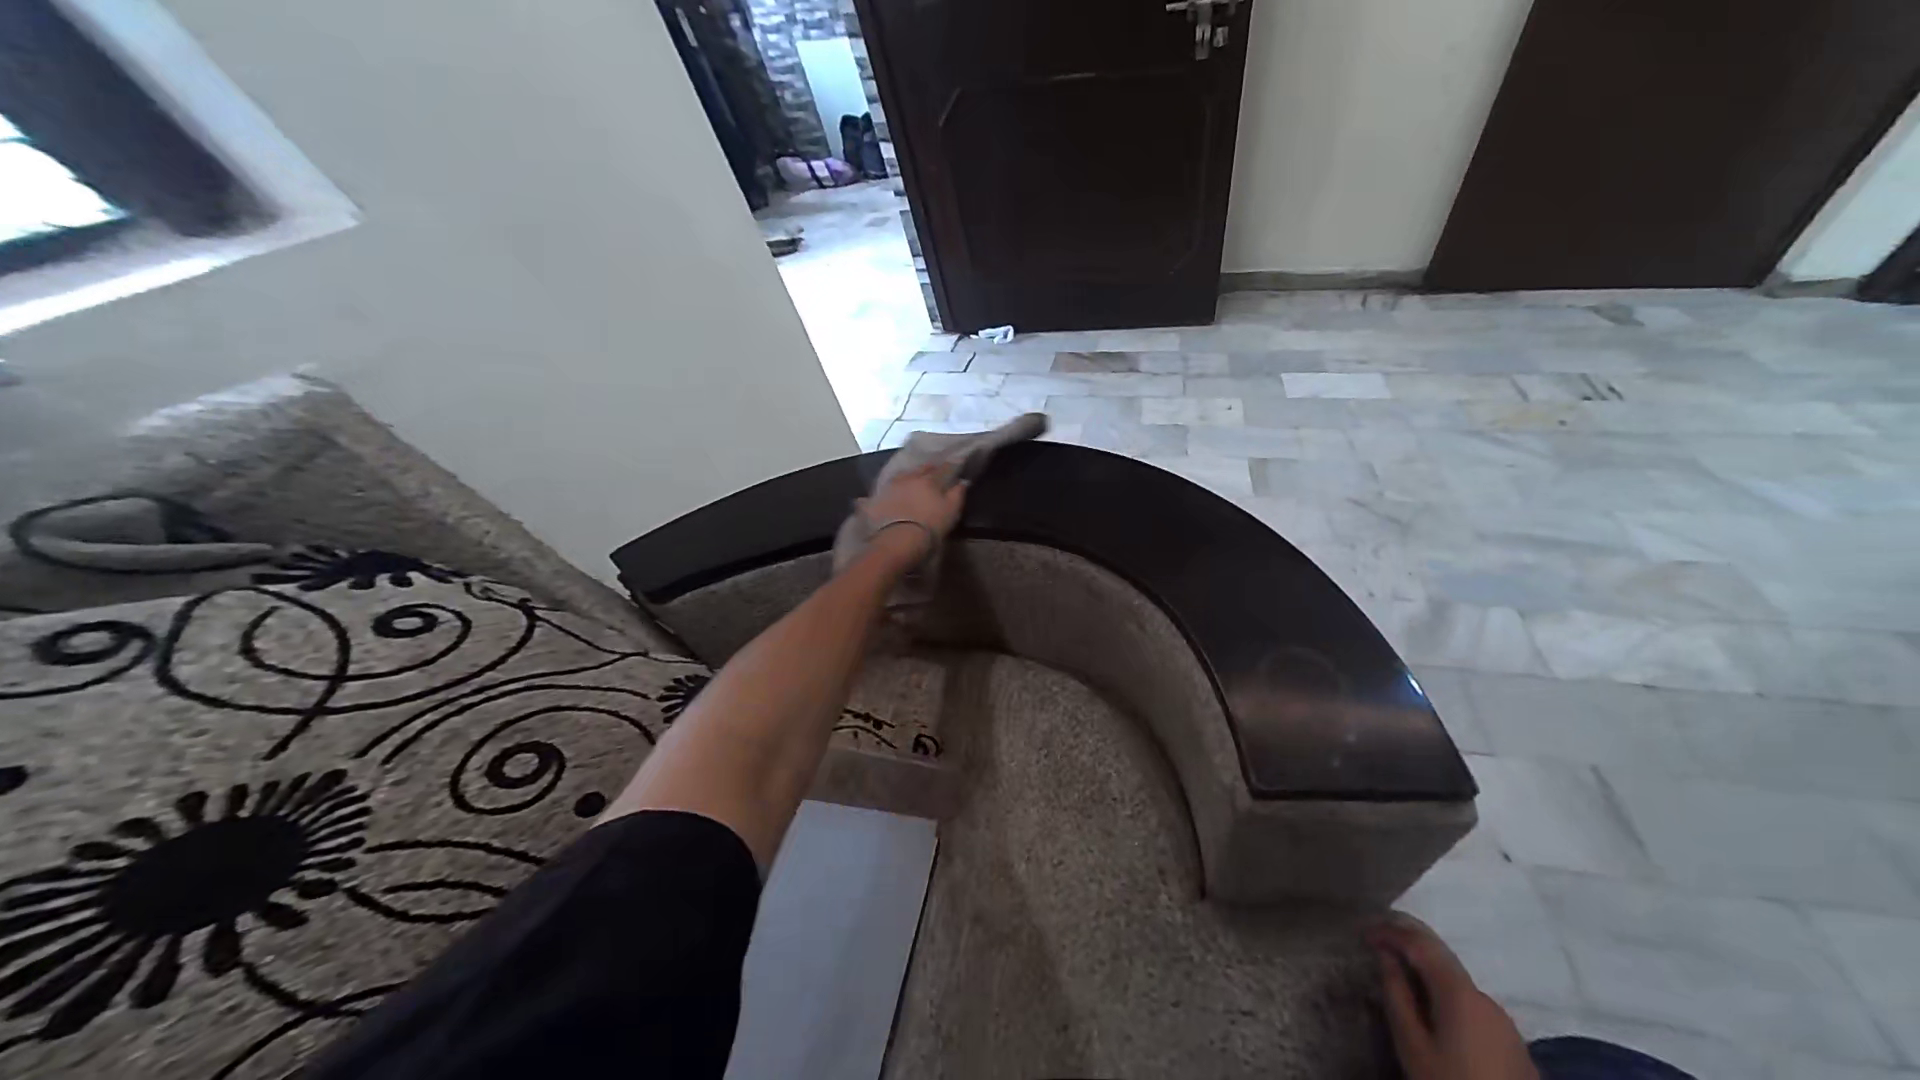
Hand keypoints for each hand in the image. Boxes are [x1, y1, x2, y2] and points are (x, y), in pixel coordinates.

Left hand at [860, 463, 968, 563]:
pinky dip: (886, 492)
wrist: (898, 541)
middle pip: (921, 469)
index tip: (956, 465)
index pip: (943, 469)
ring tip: (911, 480)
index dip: (951, 466)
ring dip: (908, 476)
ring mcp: (890, 487)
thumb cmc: (930, 526)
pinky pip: (882, 492)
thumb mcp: (951, 511)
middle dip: (929, 468)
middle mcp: (908, 478)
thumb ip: (957, 494)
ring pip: (901, 476)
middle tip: (934, 470)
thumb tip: (963, 481)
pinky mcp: (875, 500)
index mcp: (929, 480)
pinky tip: (886, 495)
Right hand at [1371, 914, 1538, 1079]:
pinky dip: (1443, 988)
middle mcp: (1483, 997)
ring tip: (1398, 969)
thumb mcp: (1412, 1044)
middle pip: (1442, 955)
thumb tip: (1386, 957)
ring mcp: (1502, 1018)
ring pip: (1456, 978)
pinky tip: (1430, 1002)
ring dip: (1426, 966)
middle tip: (1377, 939)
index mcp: (1458, 993)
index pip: (1420, 945)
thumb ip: (1397, 994)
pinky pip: (1469, 1000)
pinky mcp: (1510, 1038)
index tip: (1363, 933)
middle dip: (1408, 941)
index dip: (1390, 932)